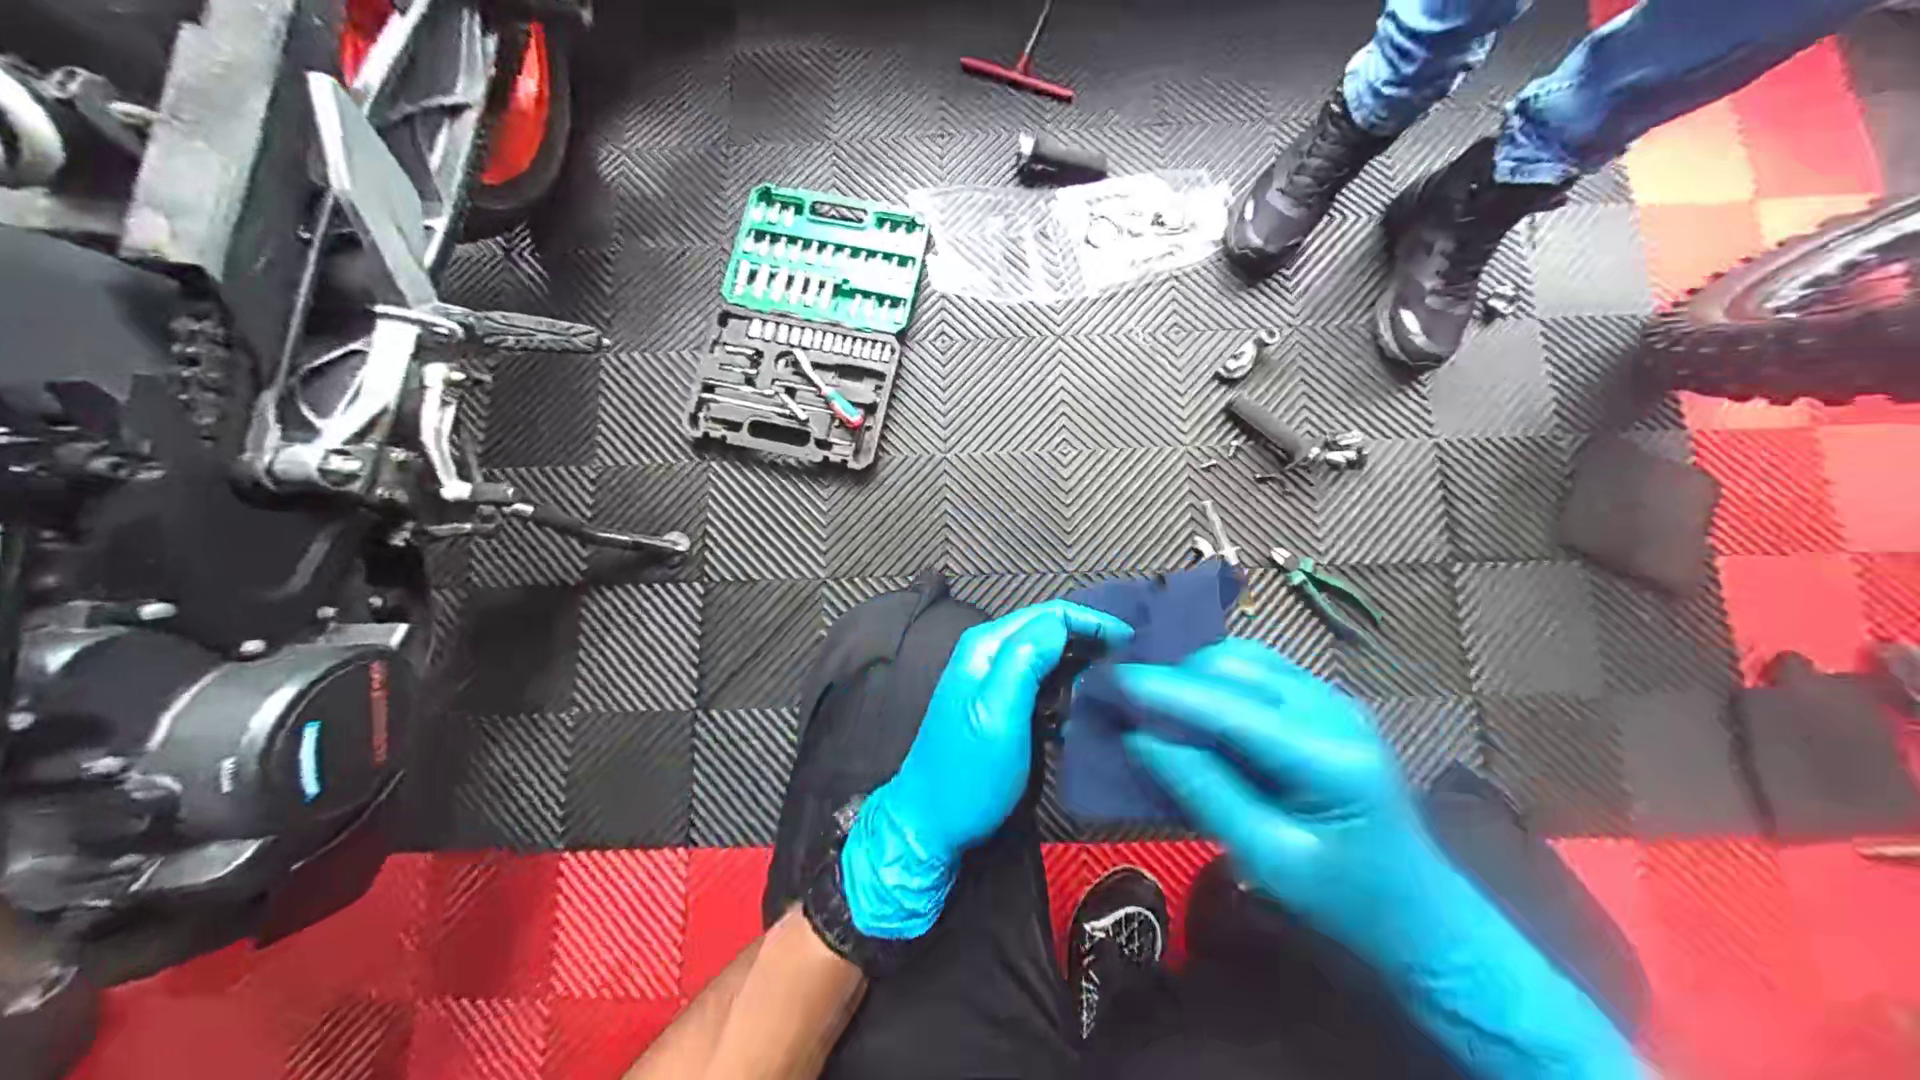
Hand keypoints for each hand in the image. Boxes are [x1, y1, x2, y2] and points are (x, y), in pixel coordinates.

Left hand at [843, 600, 1133, 938]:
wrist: (932, 820)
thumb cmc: (967, 772)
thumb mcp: (998, 713)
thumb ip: (1025, 659)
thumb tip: (1061, 624)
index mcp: (986, 646)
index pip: (1050, 613)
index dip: (1093, 622)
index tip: (1129, 643)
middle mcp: (988, 652)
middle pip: (1049, 627)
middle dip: (1090, 637)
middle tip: (1128, 661)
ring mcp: (992, 677)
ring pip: (1047, 652)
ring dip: (1081, 660)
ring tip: (1115, 679)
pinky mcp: (999, 702)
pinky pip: (1040, 679)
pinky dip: (1066, 684)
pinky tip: (1085, 702)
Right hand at [1117, 641, 1640, 1078]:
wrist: (1421, 913)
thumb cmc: (1345, 901)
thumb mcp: (1266, 858)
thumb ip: (1201, 789)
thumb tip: (1139, 736)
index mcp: (1326, 757)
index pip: (1225, 706)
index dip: (1160, 688)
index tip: (1105, 681)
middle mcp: (1333, 711)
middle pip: (1234, 667)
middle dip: (1171, 674)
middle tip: (1118, 693)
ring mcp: (1333, 700)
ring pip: (1245, 658)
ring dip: (1191, 670)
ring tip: (1147, 695)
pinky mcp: (1326, 703)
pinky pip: (1259, 670)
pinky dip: (1215, 676)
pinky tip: (1191, 700)